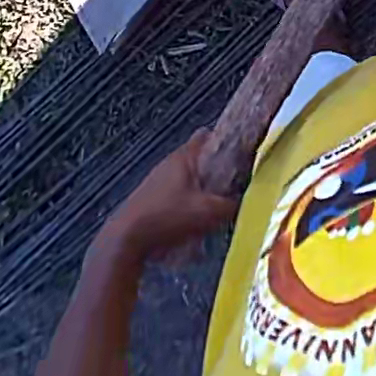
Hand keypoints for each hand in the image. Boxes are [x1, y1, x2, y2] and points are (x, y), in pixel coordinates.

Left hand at [93, 129, 238, 265]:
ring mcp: (159, 179)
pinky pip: (178, 191)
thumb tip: (248, 201)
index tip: (242, 153)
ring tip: (217, 206)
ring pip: (190, 176)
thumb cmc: (169, 217)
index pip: (208, 134)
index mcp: (185, 156)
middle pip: (200, 157)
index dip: (226, 139)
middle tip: (234, 184)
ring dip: (204, 187)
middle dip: (217, 169)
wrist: (126, 241)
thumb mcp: (208, 212)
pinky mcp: (152, 197)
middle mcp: (171, 162)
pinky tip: (195, 221)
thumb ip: (232, 205)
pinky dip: (190, 200)